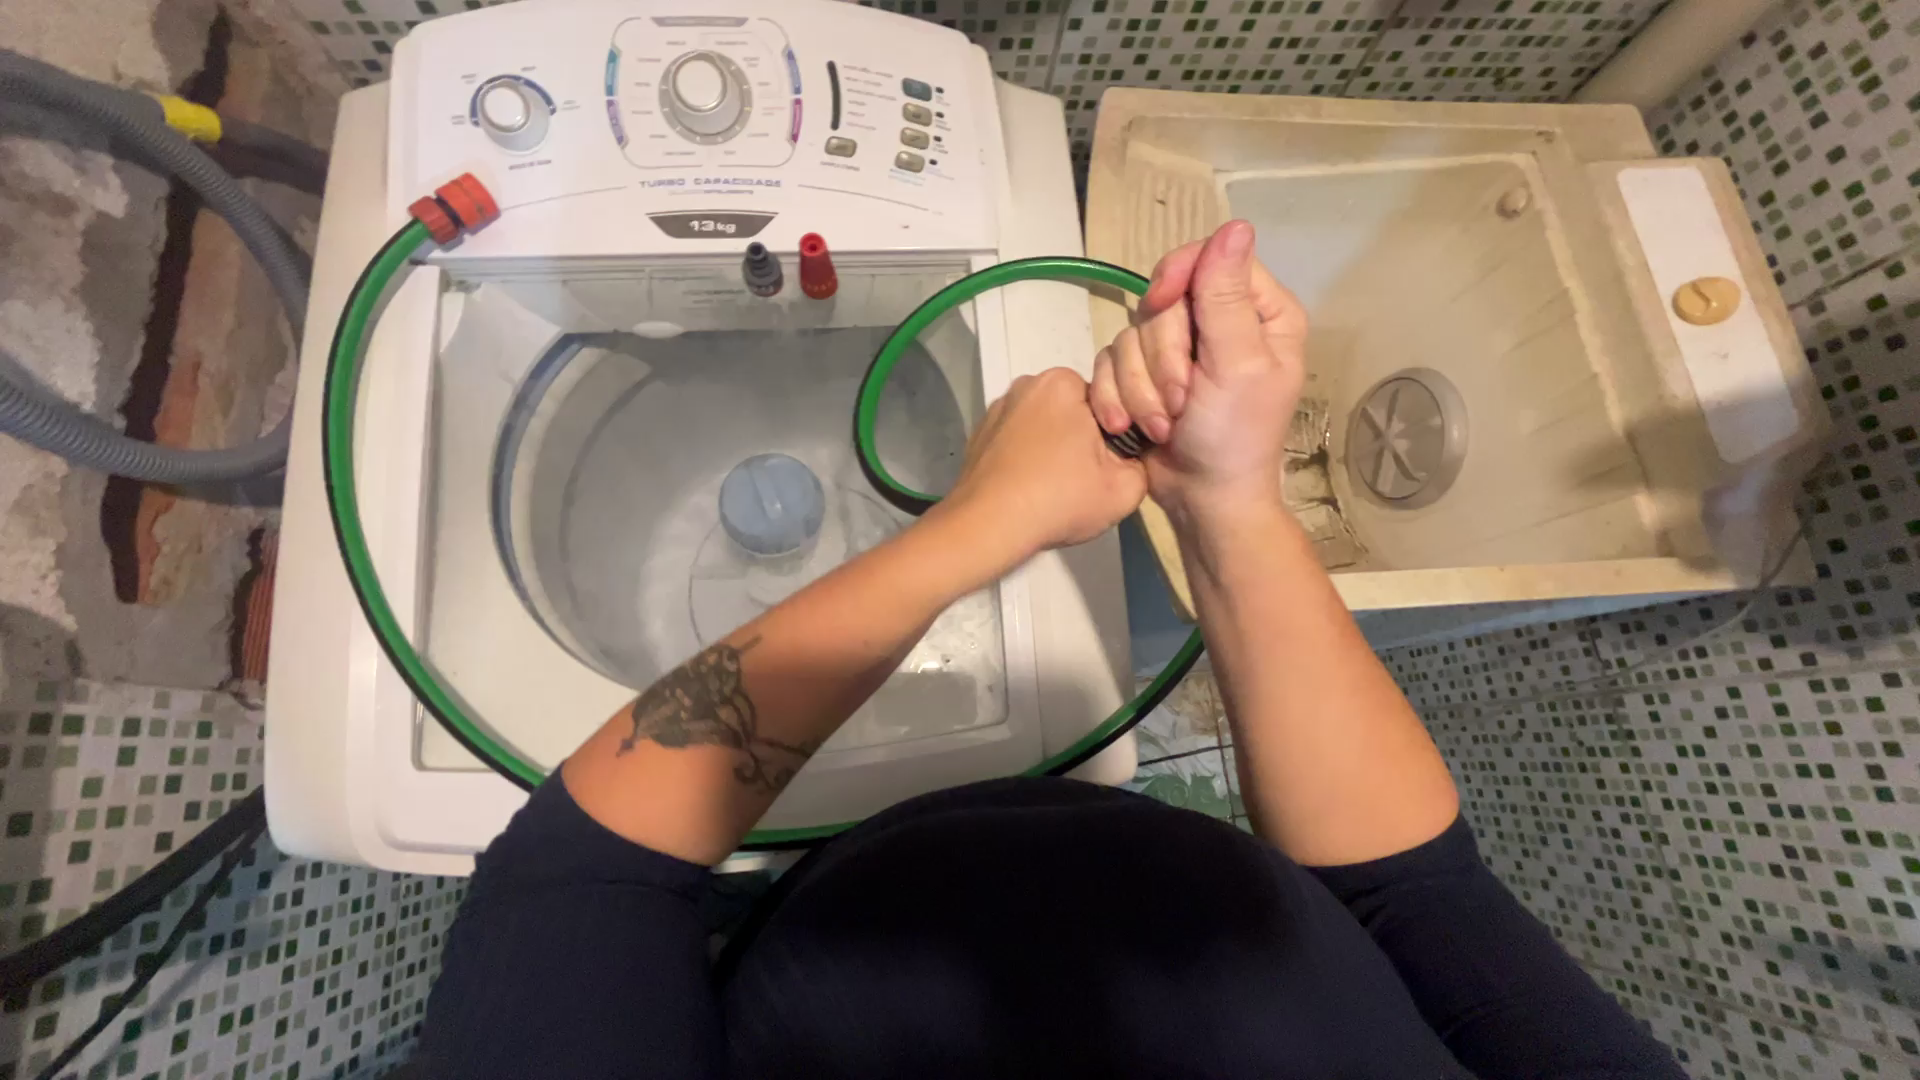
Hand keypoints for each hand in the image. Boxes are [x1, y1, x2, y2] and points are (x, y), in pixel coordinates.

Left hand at [938, 367, 1148, 559]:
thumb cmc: (1059, 500)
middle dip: (1081, 438)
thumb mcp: (1125, 489)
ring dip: (1051, 448)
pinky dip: (1024, 458)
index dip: (1114, 437)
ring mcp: (997, 408)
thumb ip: (1140, 464)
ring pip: (1042, 425)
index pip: (1106, 402)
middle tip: (1082, 480)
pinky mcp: (978, 434)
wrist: (987, 526)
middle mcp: (1027, 384)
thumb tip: (1128, 459)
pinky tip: (1026, 488)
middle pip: (1072, 411)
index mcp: (1063, 382)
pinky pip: (1015, 440)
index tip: (1108, 467)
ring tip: (1052, 488)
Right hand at [1089, 220, 1307, 520]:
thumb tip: (1234, 225)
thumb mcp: (1239, 366)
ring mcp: (1173, 352)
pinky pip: (1107, 365)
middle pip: (1162, 302)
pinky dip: (1115, 398)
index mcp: (1257, 312)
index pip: (1208, 259)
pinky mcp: (1138, 377)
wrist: (1201, 498)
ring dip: (1140, 387)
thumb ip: (1228, 299)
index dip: (1178, 277)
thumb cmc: (1234, 436)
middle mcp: (1215, 324)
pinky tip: (1130, 425)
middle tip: (1181, 400)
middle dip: (1161, 357)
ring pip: (1129, 336)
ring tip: (1163, 424)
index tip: (1163, 304)